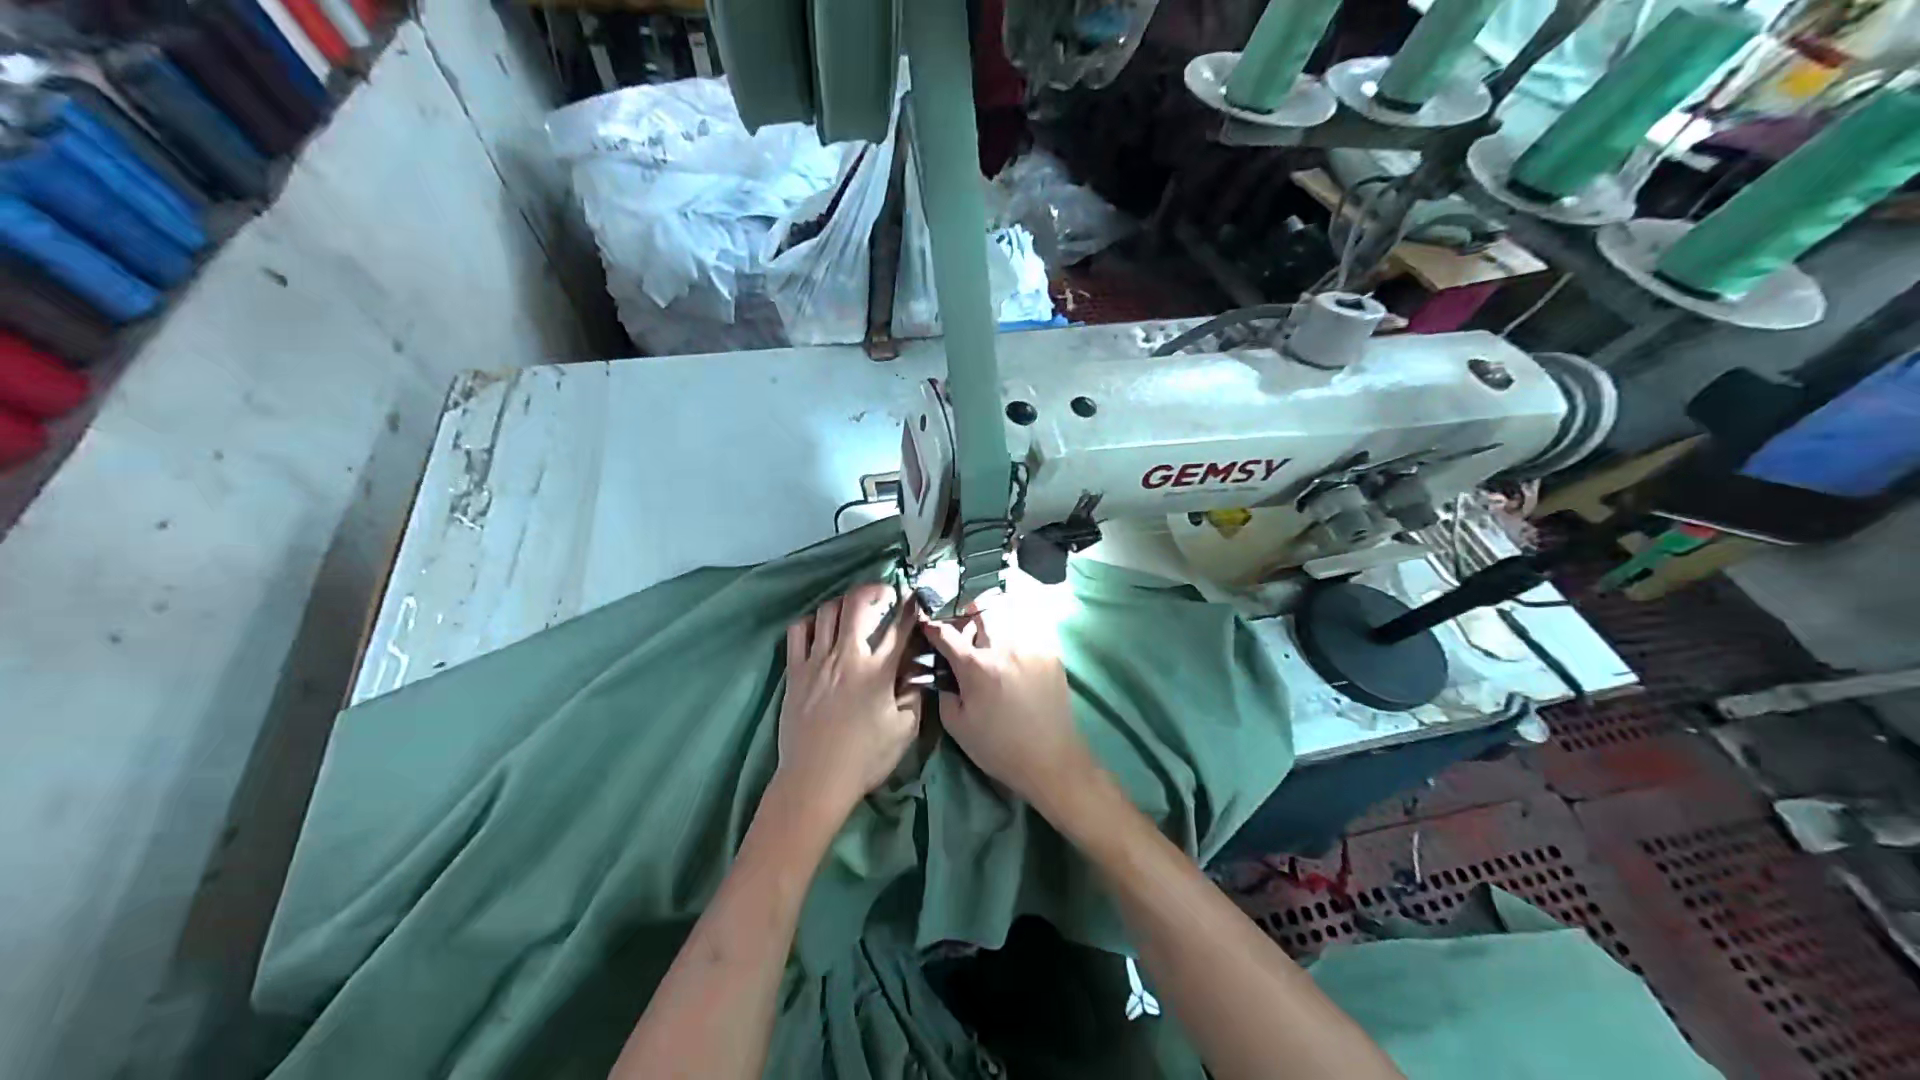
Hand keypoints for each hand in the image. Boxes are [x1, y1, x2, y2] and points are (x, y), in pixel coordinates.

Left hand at [776, 583, 920, 814]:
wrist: (815, 780)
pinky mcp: (794, 672)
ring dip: (844, 603)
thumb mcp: (905, 731)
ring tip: (854, 610)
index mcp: (877, 671)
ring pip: (827, 611)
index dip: (911, 606)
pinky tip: (821, 630)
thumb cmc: (865, 759)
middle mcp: (846, 656)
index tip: (916, 598)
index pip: (899, 626)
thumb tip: (914, 670)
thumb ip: (914, 694)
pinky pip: (798, 632)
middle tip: (885, 595)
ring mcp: (816, 661)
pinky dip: (811, 622)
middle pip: (857, 603)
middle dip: (875, 590)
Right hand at [921, 595, 1095, 810]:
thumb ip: (943, 690)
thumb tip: (942, 670)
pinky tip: (1015, 649)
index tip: (926, 624)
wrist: (1050, 759)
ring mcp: (1031, 647)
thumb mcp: (957, 724)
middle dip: (968, 611)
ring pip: (1010, 613)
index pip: (946, 633)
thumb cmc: (998, 747)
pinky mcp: (1052, 654)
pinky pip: (1030, 630)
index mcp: (976, 667)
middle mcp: (1004, 648)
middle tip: (965, 624)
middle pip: (982, 609)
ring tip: (991, 631)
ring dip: (995, 617)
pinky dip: (1017, 632)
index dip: (932, 626)